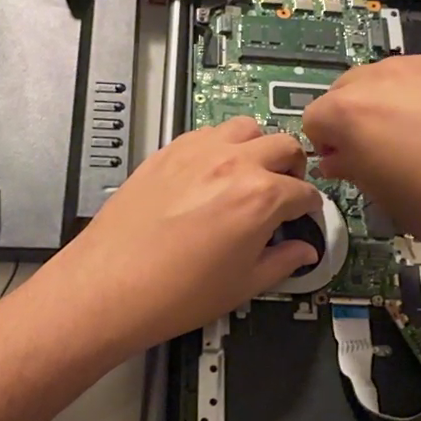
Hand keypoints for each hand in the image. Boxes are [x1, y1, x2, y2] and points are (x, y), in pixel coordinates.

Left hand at [29, 117, 322, 357]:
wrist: (110, 286)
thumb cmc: (174, 293)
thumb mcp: (243, 286)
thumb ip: (282, 262)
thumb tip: (303, 253)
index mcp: (261, 197)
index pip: (305, 192)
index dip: (310, 209)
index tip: (304, 218)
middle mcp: (234, 163)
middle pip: (284, 145)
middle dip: (293, 167)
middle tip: (286, 190)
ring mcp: (198, 152)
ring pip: (246, 127)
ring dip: (258, 145)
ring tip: (251, 171)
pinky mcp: (167, 152)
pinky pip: (206, 133)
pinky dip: (220, 145)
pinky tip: (212, 172)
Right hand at [303, 55, 420, 267]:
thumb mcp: (388, 200)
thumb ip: (355, 169)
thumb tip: (342, 158)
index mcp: (353, 112)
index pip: (313, 118)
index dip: (325, 145)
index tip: (344, 164)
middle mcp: (384, 77)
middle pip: (346, 89)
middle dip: (351, 117)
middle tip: (375, 151)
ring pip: (386, 77)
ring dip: (386, 103)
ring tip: (415, 138)